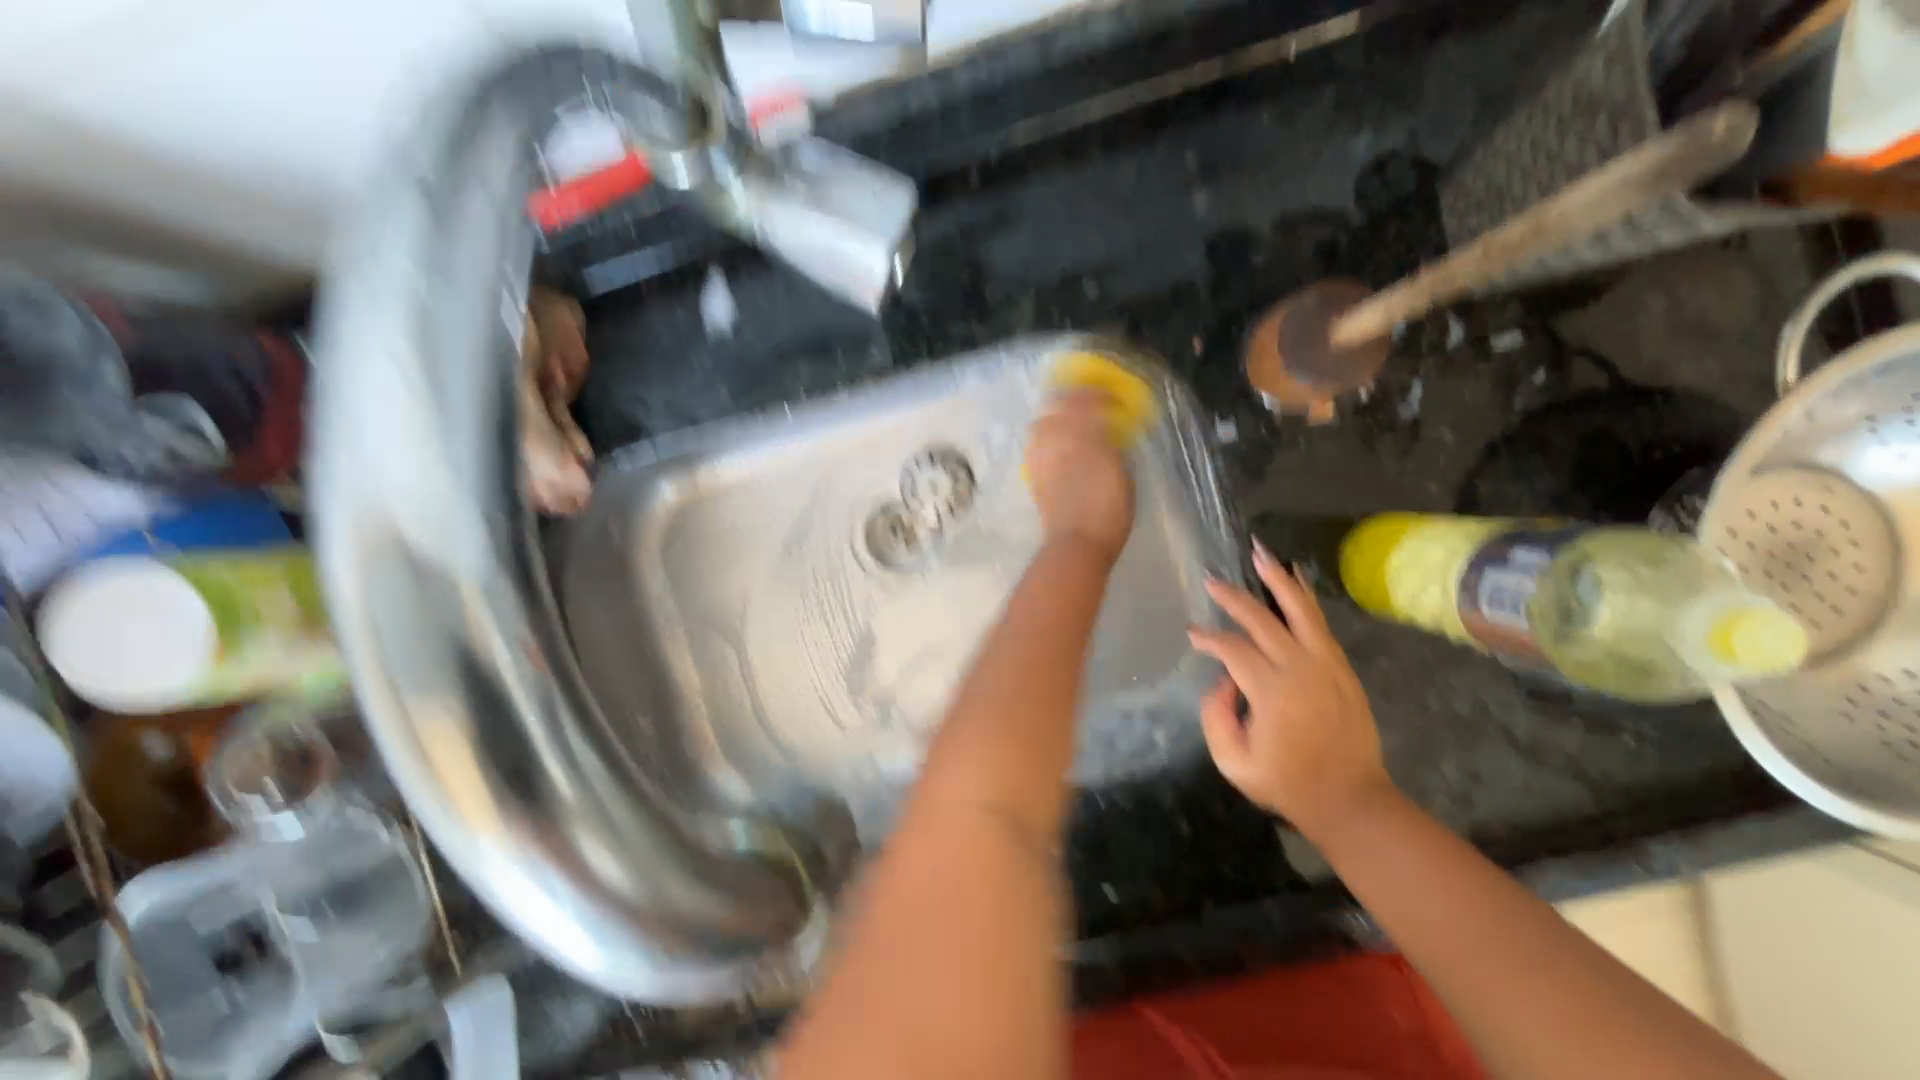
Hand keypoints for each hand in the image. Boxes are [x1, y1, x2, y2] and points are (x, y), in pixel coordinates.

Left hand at [1026, 388, 1134, 558]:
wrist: (1077, 542)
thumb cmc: (1110, 513)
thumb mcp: (1124, 476)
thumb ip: (1114, 449)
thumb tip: (1108, 435)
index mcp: (1090, 438)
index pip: (1090, 402)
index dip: (1098, 393)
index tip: (1108, 395)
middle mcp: (1062, 440)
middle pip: (1060, 404)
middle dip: (1072, 397)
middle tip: (1084, 400)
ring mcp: (1043, 455)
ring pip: (1042, 420)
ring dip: (1053, 412)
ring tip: (1064, 417)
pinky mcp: (1033, 471)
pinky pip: (1034, 441)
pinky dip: (1043, 433)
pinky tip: (1051, 439)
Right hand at [1188, 545, 1393, 833]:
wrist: (1349, 797)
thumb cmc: (1287, 784)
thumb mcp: (1234, 763)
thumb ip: (1215, 718)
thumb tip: (1222, 681)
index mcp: (1271, 692)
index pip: (1233, 649)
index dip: (1209, 638)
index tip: (1193, 634)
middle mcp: (1299, 668)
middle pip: (1262, 620)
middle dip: (1233, 598)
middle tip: (1212, 580)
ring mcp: (1325, 664)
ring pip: (1298, 610)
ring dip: (1277, 580)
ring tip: (1260, 552)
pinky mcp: (1341, 666)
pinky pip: (1320, 622)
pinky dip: (1305, 597)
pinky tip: (1294, 577)